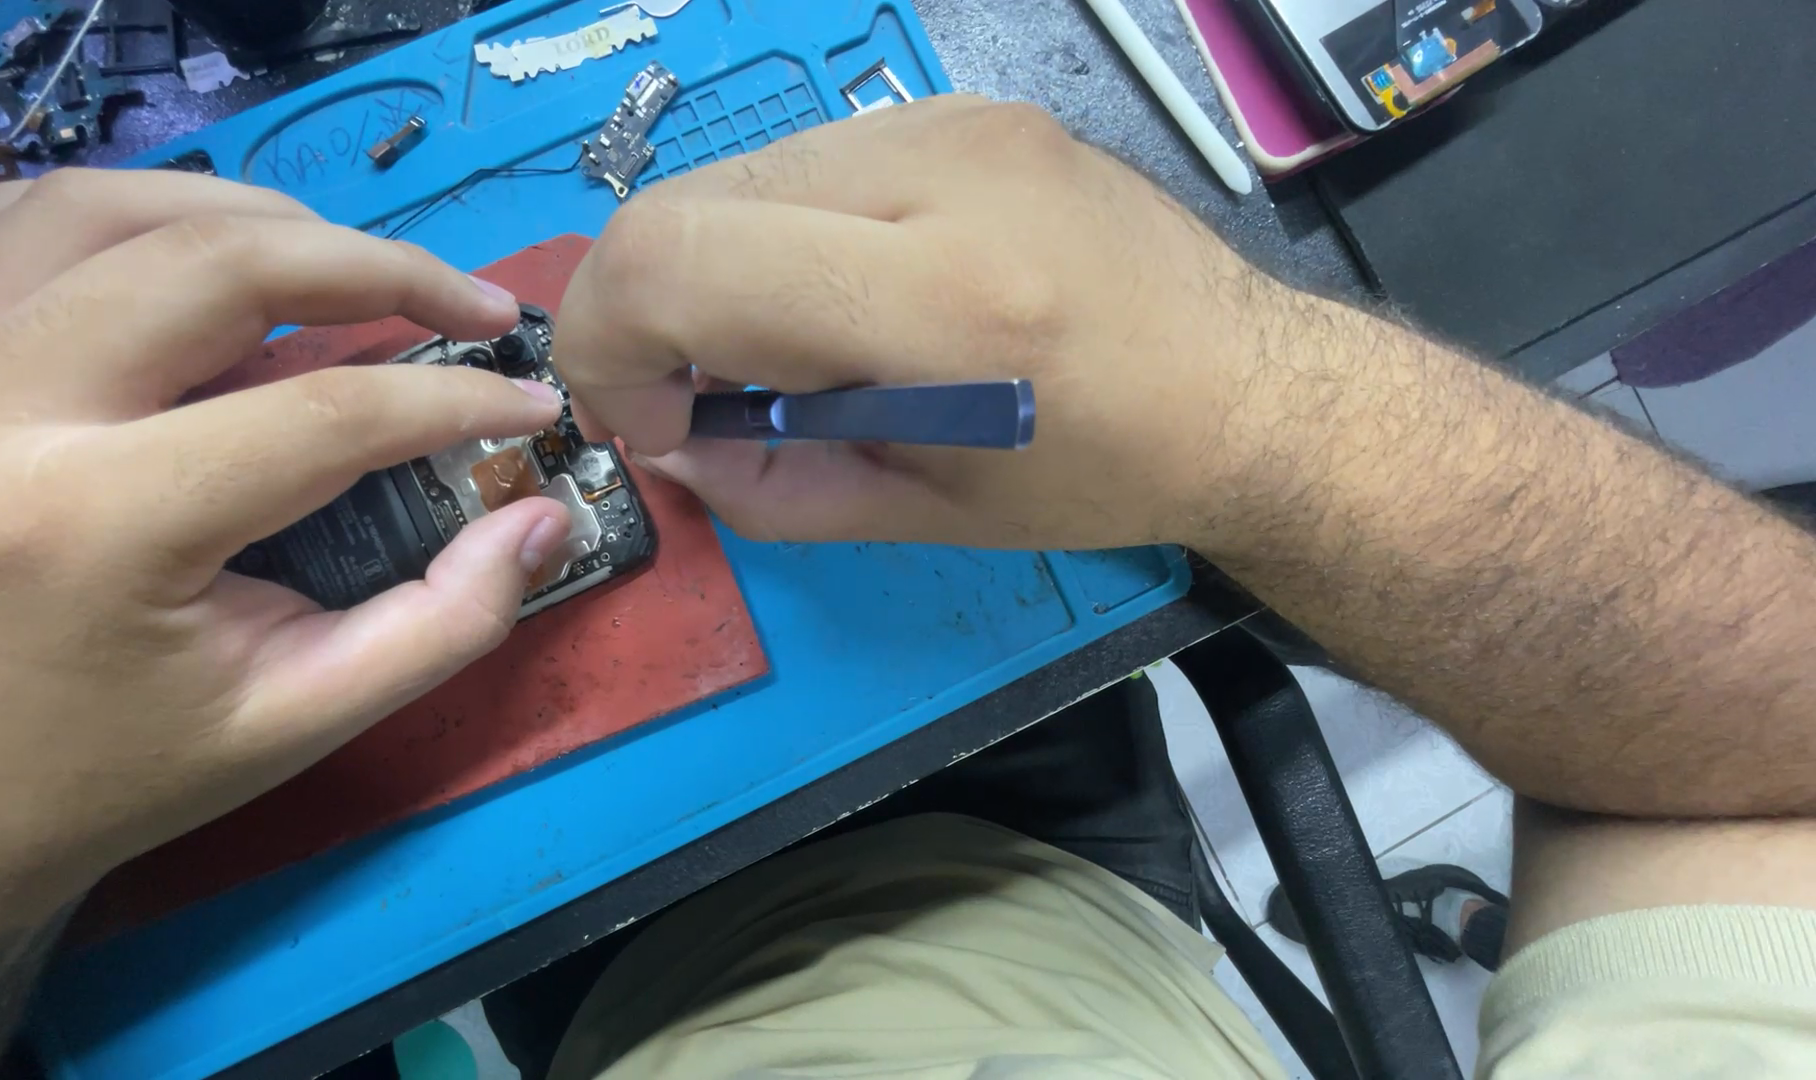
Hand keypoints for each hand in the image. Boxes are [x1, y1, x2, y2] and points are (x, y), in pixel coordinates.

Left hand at [0, 170, 571, 930]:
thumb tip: (545, 518)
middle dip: (385, 268)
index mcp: (95, 523)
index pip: (330, 414)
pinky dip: (143, 218)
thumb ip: (451, 619)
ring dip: (271, 224)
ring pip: (109, 206)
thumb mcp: (313, 716)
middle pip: (220, 263)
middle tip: (480, 305)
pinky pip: (12, 221)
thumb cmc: (119, 772)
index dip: (463, 399)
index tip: (537, 403)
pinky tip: (219, 264)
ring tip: (367, 272)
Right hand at [555, 94, 1298, 549]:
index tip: (650, 421)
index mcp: (938, 303)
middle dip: (648, 316)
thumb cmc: (1093, 478)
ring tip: (784, 355)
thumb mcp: (922, 515)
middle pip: (684, 204)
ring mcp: (954, 117)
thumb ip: (771, 490)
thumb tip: (670, 442)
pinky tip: (837, 300)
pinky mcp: (967, 106)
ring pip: (736, 176)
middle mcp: (938, 172)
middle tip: (701, 397)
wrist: (1243, 389)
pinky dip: (776, 240)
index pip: (676, 263)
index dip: (609, 347)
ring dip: (715, 276)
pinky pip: (806, 166)